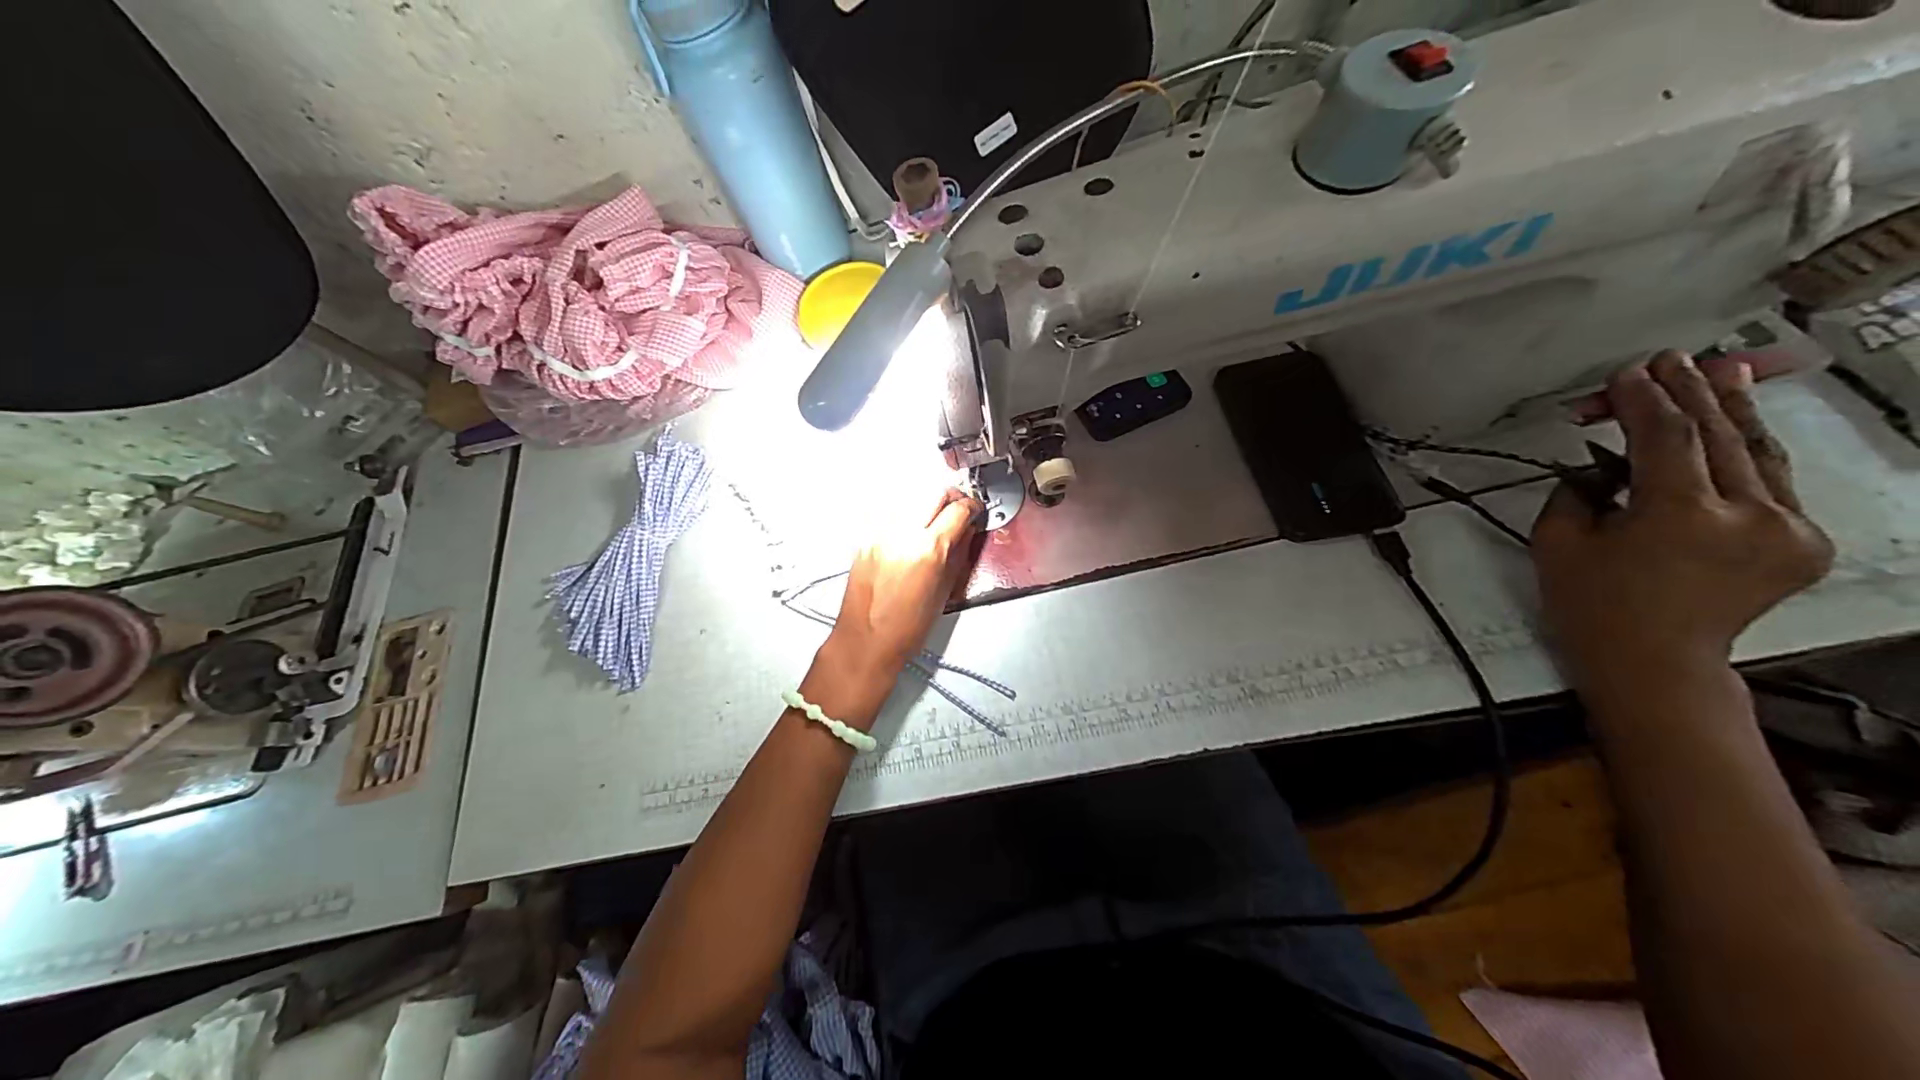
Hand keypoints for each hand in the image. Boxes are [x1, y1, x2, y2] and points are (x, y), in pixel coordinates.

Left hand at [803, 490, 981, 726]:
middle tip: (957, 507)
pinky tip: (910, 528)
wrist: (865, 641)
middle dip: (950, 495)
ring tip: (933, 517)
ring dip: (926, 500)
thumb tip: (967, 532)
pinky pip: (889, 512)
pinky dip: (905, 513)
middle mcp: (901, 535)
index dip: (972, 506)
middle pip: (932, 490)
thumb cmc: (904, 629)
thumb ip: (959, 554)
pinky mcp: (865, 539)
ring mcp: (880, 534)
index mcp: (928, 550)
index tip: (974, 509)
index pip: (958, 510)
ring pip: (909, 495)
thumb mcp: (944, 592)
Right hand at [1533, 351, 1832, 687]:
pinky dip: (1751, 451)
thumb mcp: (1558, 545)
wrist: (1656, 664)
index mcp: (1682, 517)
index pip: (1667, 437)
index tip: (1624, 376)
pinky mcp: (1804, 543)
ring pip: (1761, 453)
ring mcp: (1788, 531)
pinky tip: (1738, 426)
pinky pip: (1772, 483)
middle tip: (1668, 361)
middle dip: (1689, 394)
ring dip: (1734, 411)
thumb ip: (1578, 492)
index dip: (1644, 400)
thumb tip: (1602, 463)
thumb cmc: (1594, 608)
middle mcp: (1750, 518)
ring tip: (1719, 372)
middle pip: (1721, 436)